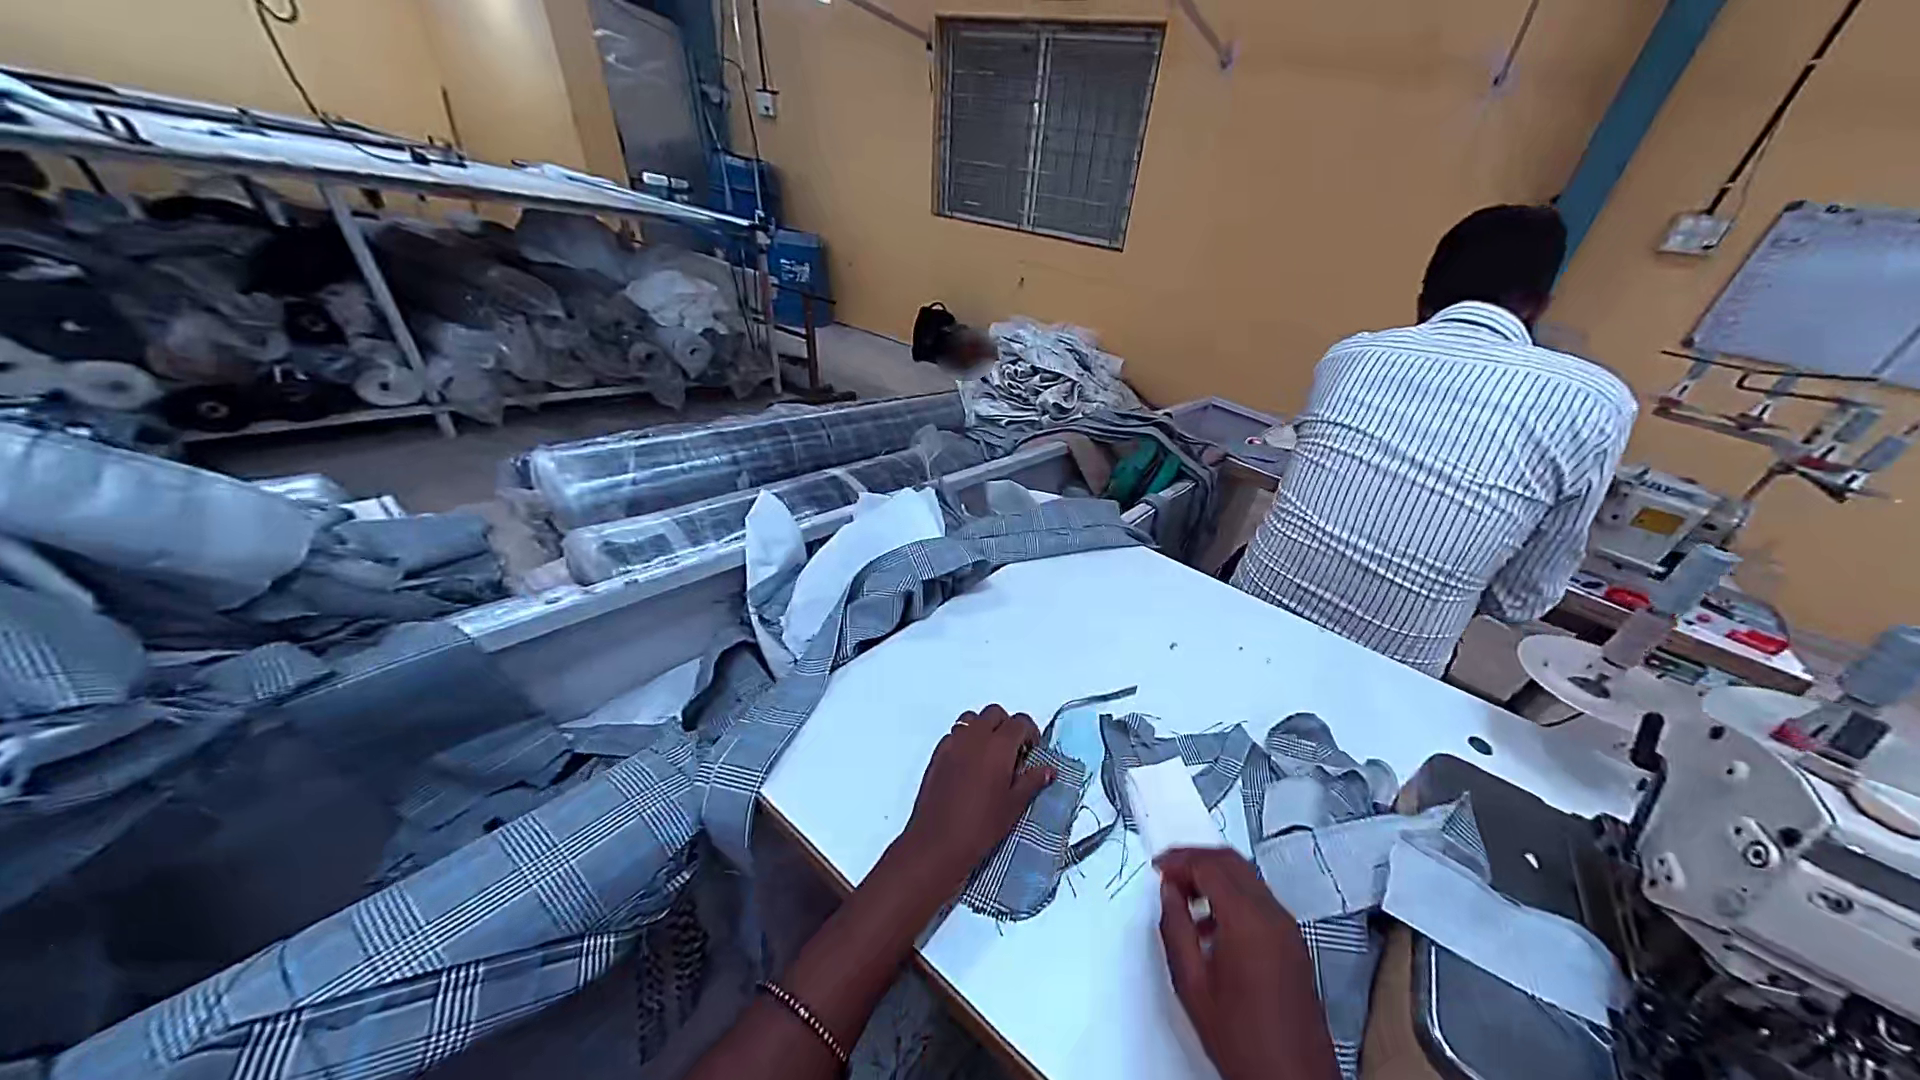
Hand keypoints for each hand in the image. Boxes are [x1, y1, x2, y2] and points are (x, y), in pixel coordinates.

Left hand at [896, 704, 1054, 895]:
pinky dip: (965, 741)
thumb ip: (1031, 782)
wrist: (938, 842)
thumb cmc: (978, 826)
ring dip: (984, 729)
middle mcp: (974, 738)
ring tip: (992, 756)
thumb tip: (1045, 771)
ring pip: (972, 719)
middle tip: (1016, 751)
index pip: (1020, 722)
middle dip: (1007, 726)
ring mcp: (953, 744)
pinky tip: (971, 766)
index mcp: (998, 746)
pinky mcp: (937, 755)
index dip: (1030, 733)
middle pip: (995, 713)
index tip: (1033, 749)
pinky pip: (954, 735)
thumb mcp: (1013, 806)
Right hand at [1156, 848, 1339, 1079]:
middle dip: (1196, 860)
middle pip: (1231, 862)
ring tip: (1184, 896)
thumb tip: (1169, 893)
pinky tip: (1210, 923)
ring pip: (1247, 877)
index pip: (1209, 866)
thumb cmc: (1242, 1039)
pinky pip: (1259, 900)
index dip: (1179, 860)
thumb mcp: (1192, 983)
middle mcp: (1273, 916)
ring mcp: (1288, 929)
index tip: (1158, 868)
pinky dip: (1232, 895)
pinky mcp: (1294, 944)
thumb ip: (1175, 928)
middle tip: (1169, 873)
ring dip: (1214, 876)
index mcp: (1247, 921)